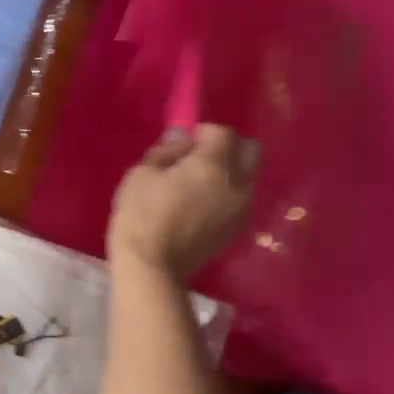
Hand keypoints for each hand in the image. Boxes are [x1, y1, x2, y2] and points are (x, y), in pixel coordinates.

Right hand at [109, 124, 258, 279]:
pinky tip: (198, 202)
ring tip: (193, 182)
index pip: (223, 132)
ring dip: (228, 169)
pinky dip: (226, 189)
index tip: (180, 143)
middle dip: (227, 146)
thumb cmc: (140, 213)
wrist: (154, 261)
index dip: (201, 132)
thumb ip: (165, 152)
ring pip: (249, 173)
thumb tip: (181, 137)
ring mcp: (244, 205)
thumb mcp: (141, 175)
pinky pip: (241, 195)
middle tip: (195, 156)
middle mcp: (239, 183)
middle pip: (252, 150)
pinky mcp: (240, 223)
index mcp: (212, 166)